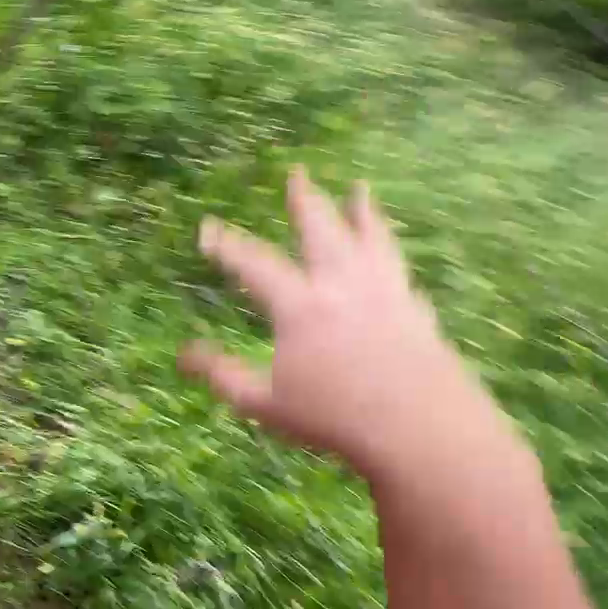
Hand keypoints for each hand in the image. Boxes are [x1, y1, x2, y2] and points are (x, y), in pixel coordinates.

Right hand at [181, 168, 507, 482]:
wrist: (425, 434)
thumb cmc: (331, 419)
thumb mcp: (260, 402)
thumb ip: (220, 373)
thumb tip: (182, 353)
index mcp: (302, 308)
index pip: (255, 265)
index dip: (226, 246)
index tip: (206, 229)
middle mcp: (346, 290)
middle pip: (324, 233)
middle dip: (307, 202)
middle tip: (299, 174)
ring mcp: (388, 297)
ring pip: (373, 242)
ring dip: (362, 213)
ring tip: (360, 190)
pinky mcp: (417, 314)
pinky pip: (398, 269)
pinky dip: (387, 252)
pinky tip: (385, 253)